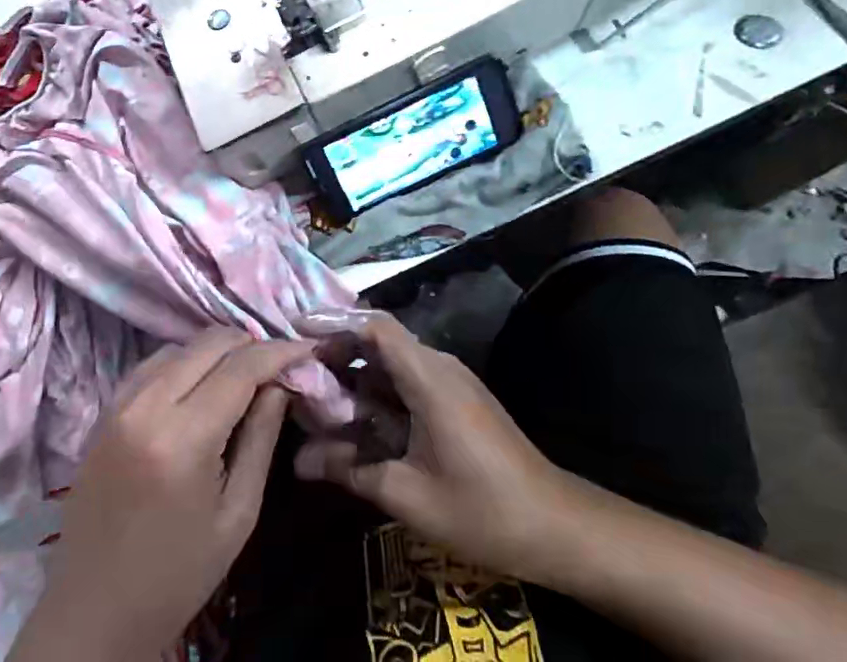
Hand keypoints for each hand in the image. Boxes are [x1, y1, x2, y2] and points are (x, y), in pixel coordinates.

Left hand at [16, 329, 312, 661]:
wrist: (94, 614)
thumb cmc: (179, 574)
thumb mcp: (239, 511)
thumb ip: (262, 436)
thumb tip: (281, 383)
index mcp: (182, 438)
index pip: (241, 367)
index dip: (280, 351)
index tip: (308, 350)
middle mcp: (144, 407)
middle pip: (209, 342)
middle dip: (251, 344)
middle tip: (278, 366)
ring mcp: (117, 406)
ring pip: (180, 346)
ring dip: (218, 351)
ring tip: (245, 375)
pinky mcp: (102, 414)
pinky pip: (151, 364)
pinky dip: (184, 361)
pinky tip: (202, 384)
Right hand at [293, 314, 584, 582]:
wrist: (553, 523)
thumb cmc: (481, 508)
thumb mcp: (407, 494)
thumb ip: (350, 470)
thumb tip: (297, 461)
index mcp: (429, 378)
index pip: (377, 328)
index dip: (334, 323)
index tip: (295, 332)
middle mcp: (439, 368)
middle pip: (380, 343)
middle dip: (336, 354)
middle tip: (294, 374)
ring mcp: (449, 384)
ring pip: (392, 366)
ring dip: (354, 379)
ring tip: (312, 399)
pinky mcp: (454, 402)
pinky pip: (407, 386)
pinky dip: (376, 396)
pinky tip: (352, 422)